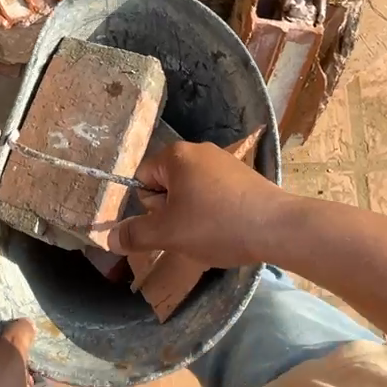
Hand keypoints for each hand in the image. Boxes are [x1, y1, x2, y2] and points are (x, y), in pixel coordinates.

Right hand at [107, 141, 288, 265]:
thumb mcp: (169, 234)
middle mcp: (197, 149)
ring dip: (193, 213)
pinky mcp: (243, 174)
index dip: (149, 207)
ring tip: (212, 235)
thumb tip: (110, 237)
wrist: (277, 227)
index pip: (142, 178)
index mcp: (175, 155)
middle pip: (167, 184)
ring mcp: (223, 160)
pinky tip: (229, 229)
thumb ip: (136, 234)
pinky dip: (215, 211)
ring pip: (192, 190)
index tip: (167, 227)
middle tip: (189, 233)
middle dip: (172, 212)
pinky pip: (215, 192)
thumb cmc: (216, 225)